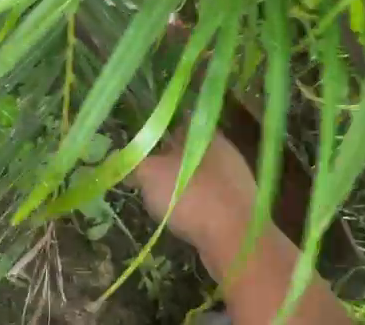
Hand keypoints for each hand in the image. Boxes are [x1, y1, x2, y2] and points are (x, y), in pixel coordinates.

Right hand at [131, 132, 259, 250]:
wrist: (238, 244)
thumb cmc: (191, 195)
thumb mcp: (148, 173)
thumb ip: (132, 162)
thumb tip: (120, 160)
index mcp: (204, 133)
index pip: (178, 121)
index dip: (157, 131)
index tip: (141, 145)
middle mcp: (225, 152)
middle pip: (189, 151)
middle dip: (168, 163)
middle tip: (148, 176)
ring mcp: (238, 183)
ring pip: (201, 178)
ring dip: (183, 188)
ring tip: (163, 203)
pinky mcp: (244, 211)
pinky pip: (212, 202)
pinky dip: (198, 209)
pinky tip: (185, 221)